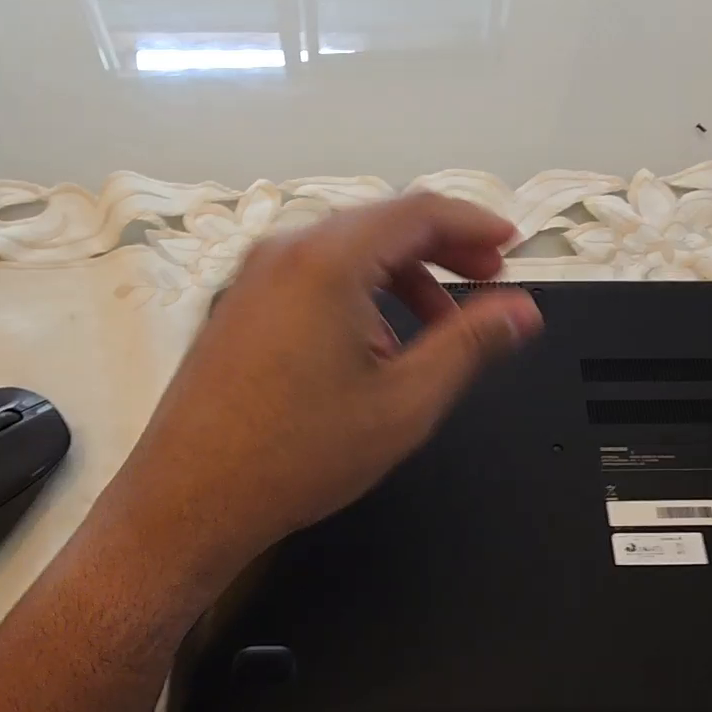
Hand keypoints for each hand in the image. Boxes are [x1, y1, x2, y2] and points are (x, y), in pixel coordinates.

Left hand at [91, 194, 543, 589]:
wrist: (190, 500)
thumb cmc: (298, 456)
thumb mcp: (404, 403)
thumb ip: (470, 344)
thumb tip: (521, 310)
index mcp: (327, 260)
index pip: (418, 211)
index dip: (475, 222)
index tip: (511, 244)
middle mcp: (284, 252)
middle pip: (379, 225)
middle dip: (441, 250)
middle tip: (485, 282)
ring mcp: (252, 278)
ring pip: (344, 253)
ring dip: (400, 278)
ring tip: (434, 331)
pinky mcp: (237, 308)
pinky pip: (310, 279)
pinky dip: (356, 295)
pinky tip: (372, 348)